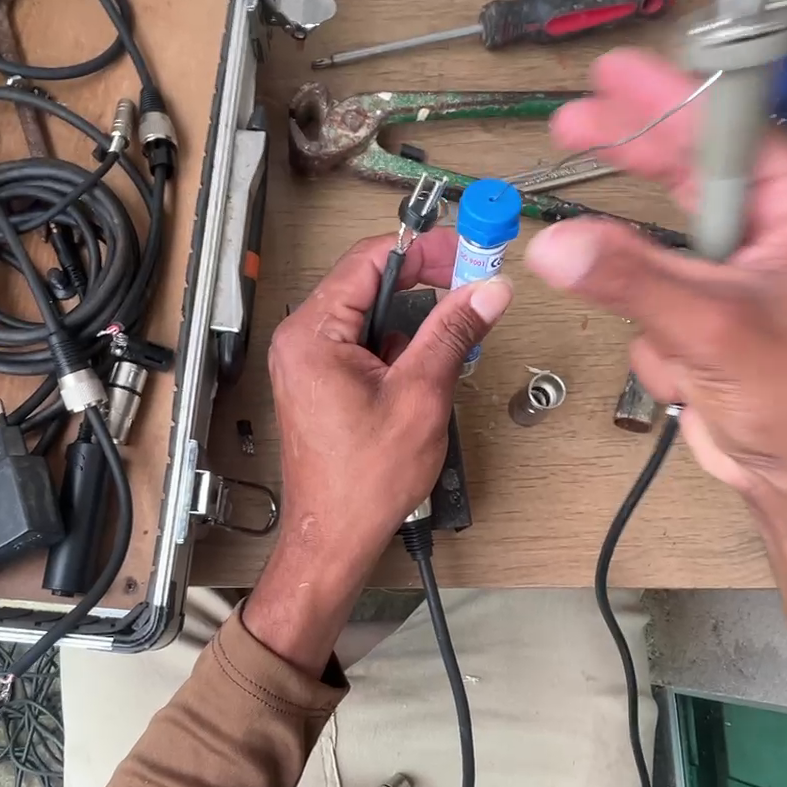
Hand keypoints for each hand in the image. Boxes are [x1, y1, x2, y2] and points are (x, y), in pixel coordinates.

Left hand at [242, 229, 511, 670]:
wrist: (333, 535)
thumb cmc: (362, 482)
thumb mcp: (420, 397)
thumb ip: (452, 333)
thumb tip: (485, 290)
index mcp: (313, 334)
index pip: (370, 259)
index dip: (424, 251)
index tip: (465, 253)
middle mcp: (301, 341)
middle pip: (369, 284)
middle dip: (424, 287)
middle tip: (470, 292)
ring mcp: (307, 363)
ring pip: (370, 317)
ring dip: (413, 324)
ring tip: (448, 348)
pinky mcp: (320, 383)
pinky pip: (362, 345)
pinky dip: (397, 350)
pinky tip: (421, 375)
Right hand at [525, 49, 786, 507]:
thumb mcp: (713, 329)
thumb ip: (632, 280)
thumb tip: (558, 245)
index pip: (723, 134)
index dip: (664, 102)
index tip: (612, 78)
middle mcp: (768, 230)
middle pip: (683, 175)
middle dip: (632, 171)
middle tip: (574, 122)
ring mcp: (731, 274)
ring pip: (652, 255)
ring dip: (653, 311)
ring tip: (692, 360)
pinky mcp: (703, 313)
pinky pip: (647, 305)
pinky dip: (656, 345)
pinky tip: (693, 377)